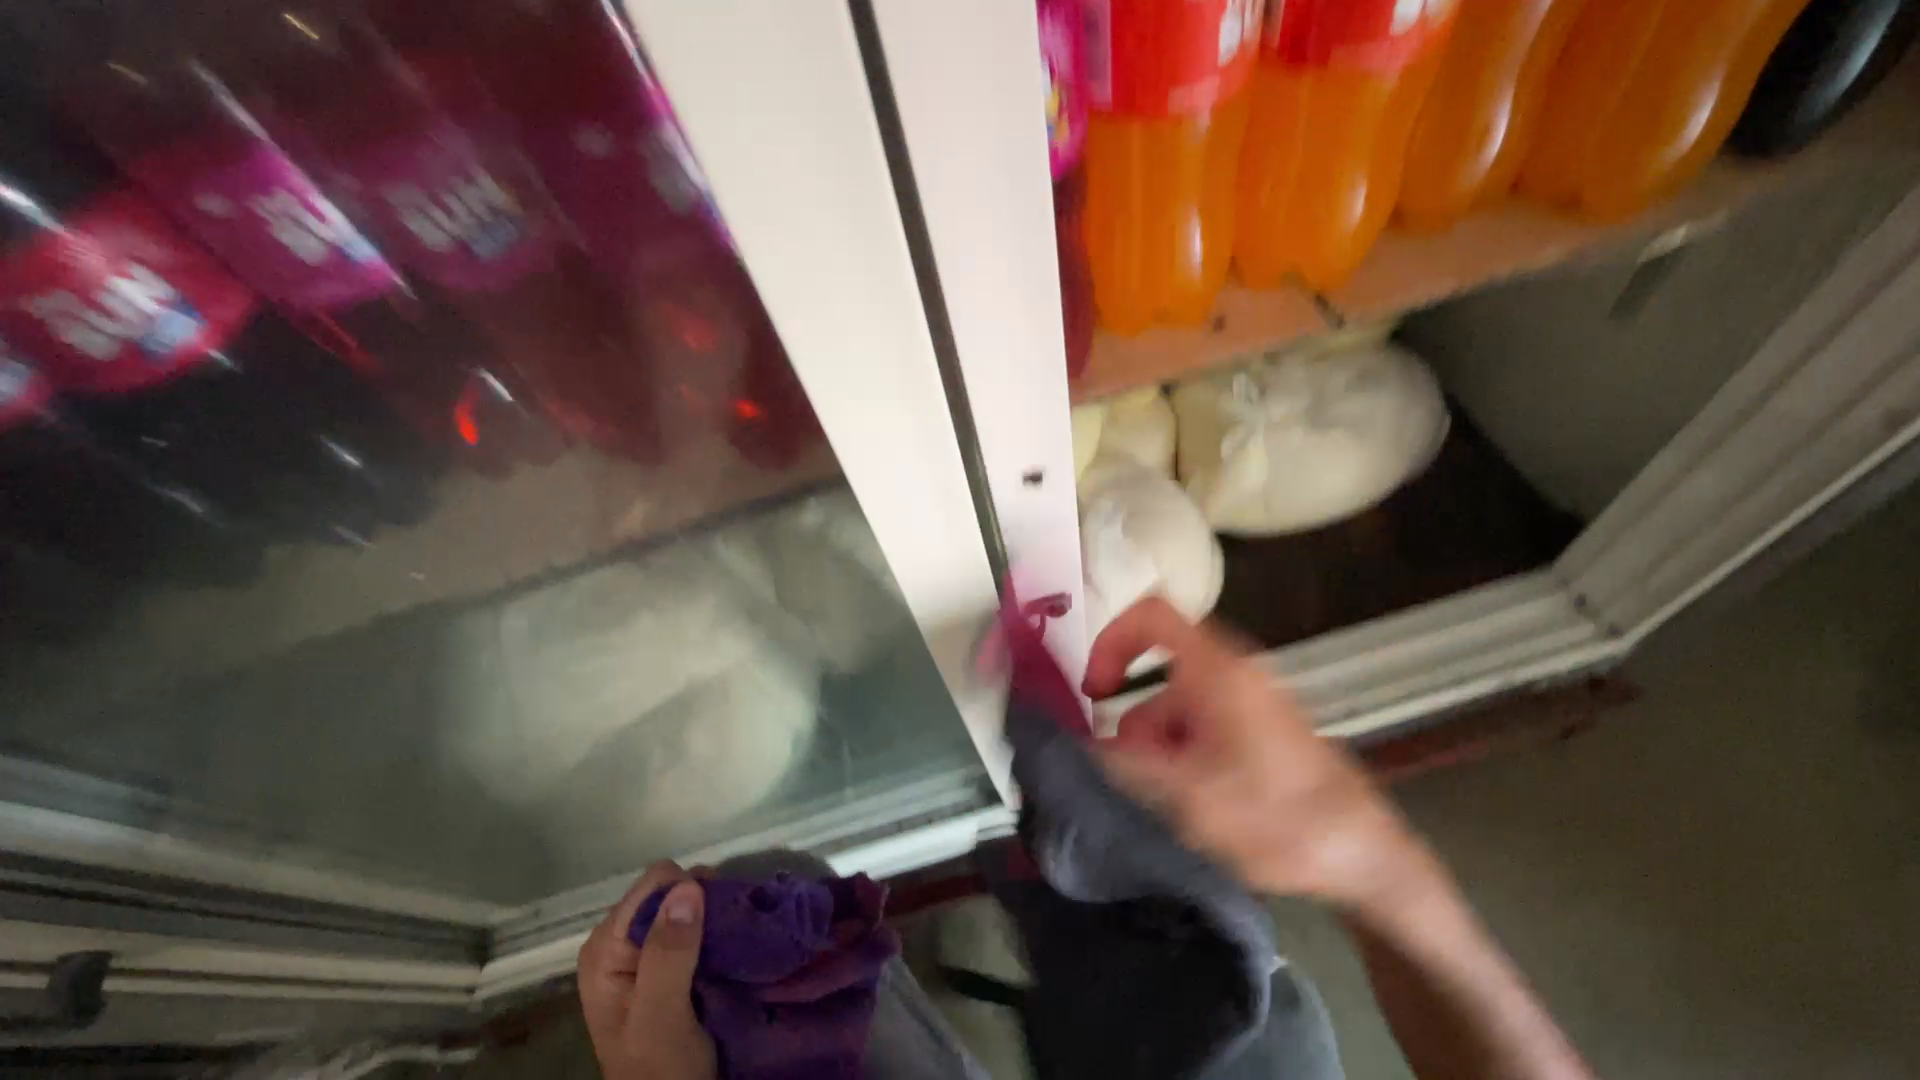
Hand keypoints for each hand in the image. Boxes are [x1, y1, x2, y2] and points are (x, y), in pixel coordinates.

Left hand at [578, 860, 715, 1079]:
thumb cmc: (660, 1074)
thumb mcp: (660, 1019)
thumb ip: (668, 955)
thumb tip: (686, 886)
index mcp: (605, 948)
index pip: (654, 886)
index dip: (691, 896)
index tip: (721, 924)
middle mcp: (621, 941)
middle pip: (672, 891)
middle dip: (705, 905)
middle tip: (732, 940)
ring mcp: (645, 952)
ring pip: (689, 907)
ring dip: (716, 919)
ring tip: (736, 945)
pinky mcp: (670, 964)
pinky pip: (698, 928)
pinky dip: (719, 932)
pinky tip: (733, 951)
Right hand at [1085, 598, 1432, 910]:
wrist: (1364, 856)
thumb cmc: (1279, 819)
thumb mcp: (1188, 796)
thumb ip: (1125, 764)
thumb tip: (1077, 743)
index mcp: (1219, 671)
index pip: (1150, 615)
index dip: (1110, 641)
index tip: (1094, 692)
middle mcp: (1234, 674)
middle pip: (1160, 680)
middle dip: (1139, 731)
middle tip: (1143, 784)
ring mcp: (1250, 703)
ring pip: (1179, 712)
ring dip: (1163, 754)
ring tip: (1179, 810)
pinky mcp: (1261, 731)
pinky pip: (1203, 730)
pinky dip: (1187, 761)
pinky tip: (1200, 809)